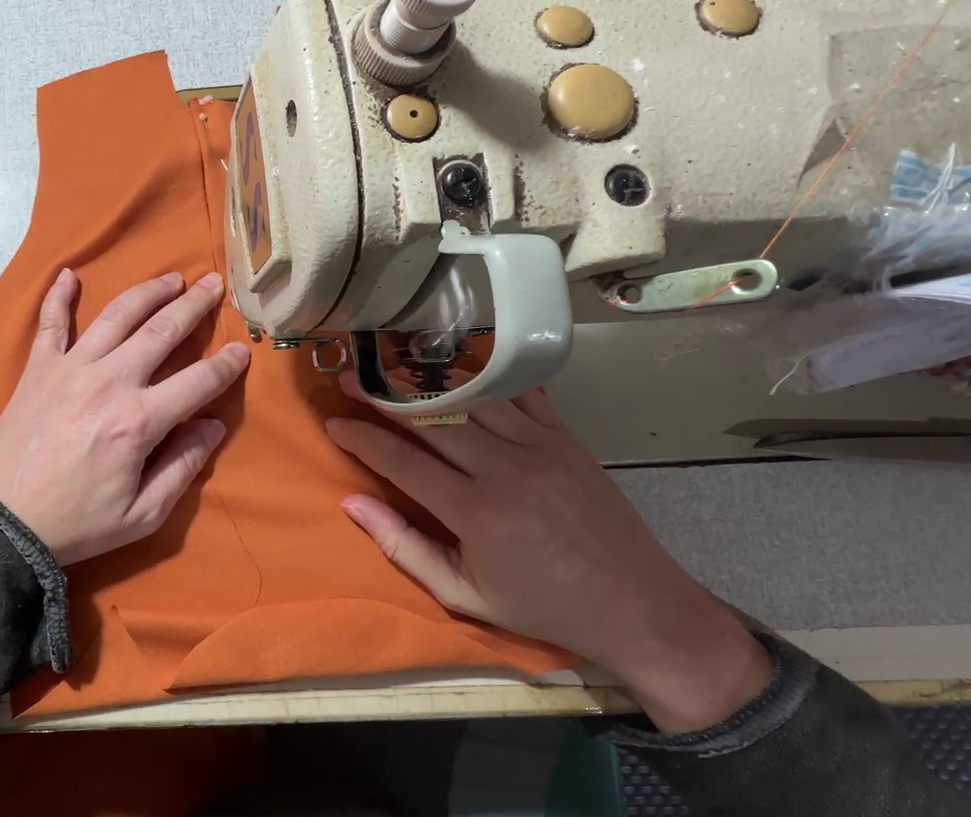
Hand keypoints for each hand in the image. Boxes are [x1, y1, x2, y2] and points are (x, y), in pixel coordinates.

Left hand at [0, 270, 250, 565]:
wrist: (2, 520)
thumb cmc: (75, 523)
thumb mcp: (142, 514)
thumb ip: (183, 467)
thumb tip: (213, 426)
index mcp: (139, 421)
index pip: (197, 382)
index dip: (225, 365)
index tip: (242, 350)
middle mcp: (109, 382)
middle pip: (161, 332)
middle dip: (193, 306)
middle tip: (213, 284)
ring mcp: (71, 369)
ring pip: (116, 317)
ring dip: (147, 292)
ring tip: (170, 278)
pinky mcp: (38, 369)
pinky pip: (51, 324)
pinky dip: (58, 296)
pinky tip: (68, 274)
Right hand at [327, 379, 772, 733]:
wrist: (639, 606)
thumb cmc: (541, 605)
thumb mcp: (464, 594)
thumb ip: (403, 547)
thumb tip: (350, 502)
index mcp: (476, 513)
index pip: (401, 460)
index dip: (361, 438)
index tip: (331, 424)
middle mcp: (505, 469)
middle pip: (429, 415)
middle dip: (381, 394)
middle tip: (348, 377)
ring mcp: (540, 446)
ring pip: (470, 395)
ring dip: (425, 377)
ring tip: (391, 363)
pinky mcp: (566, 437)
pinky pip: (518, 392)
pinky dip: (482, 376)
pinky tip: (456, 364)